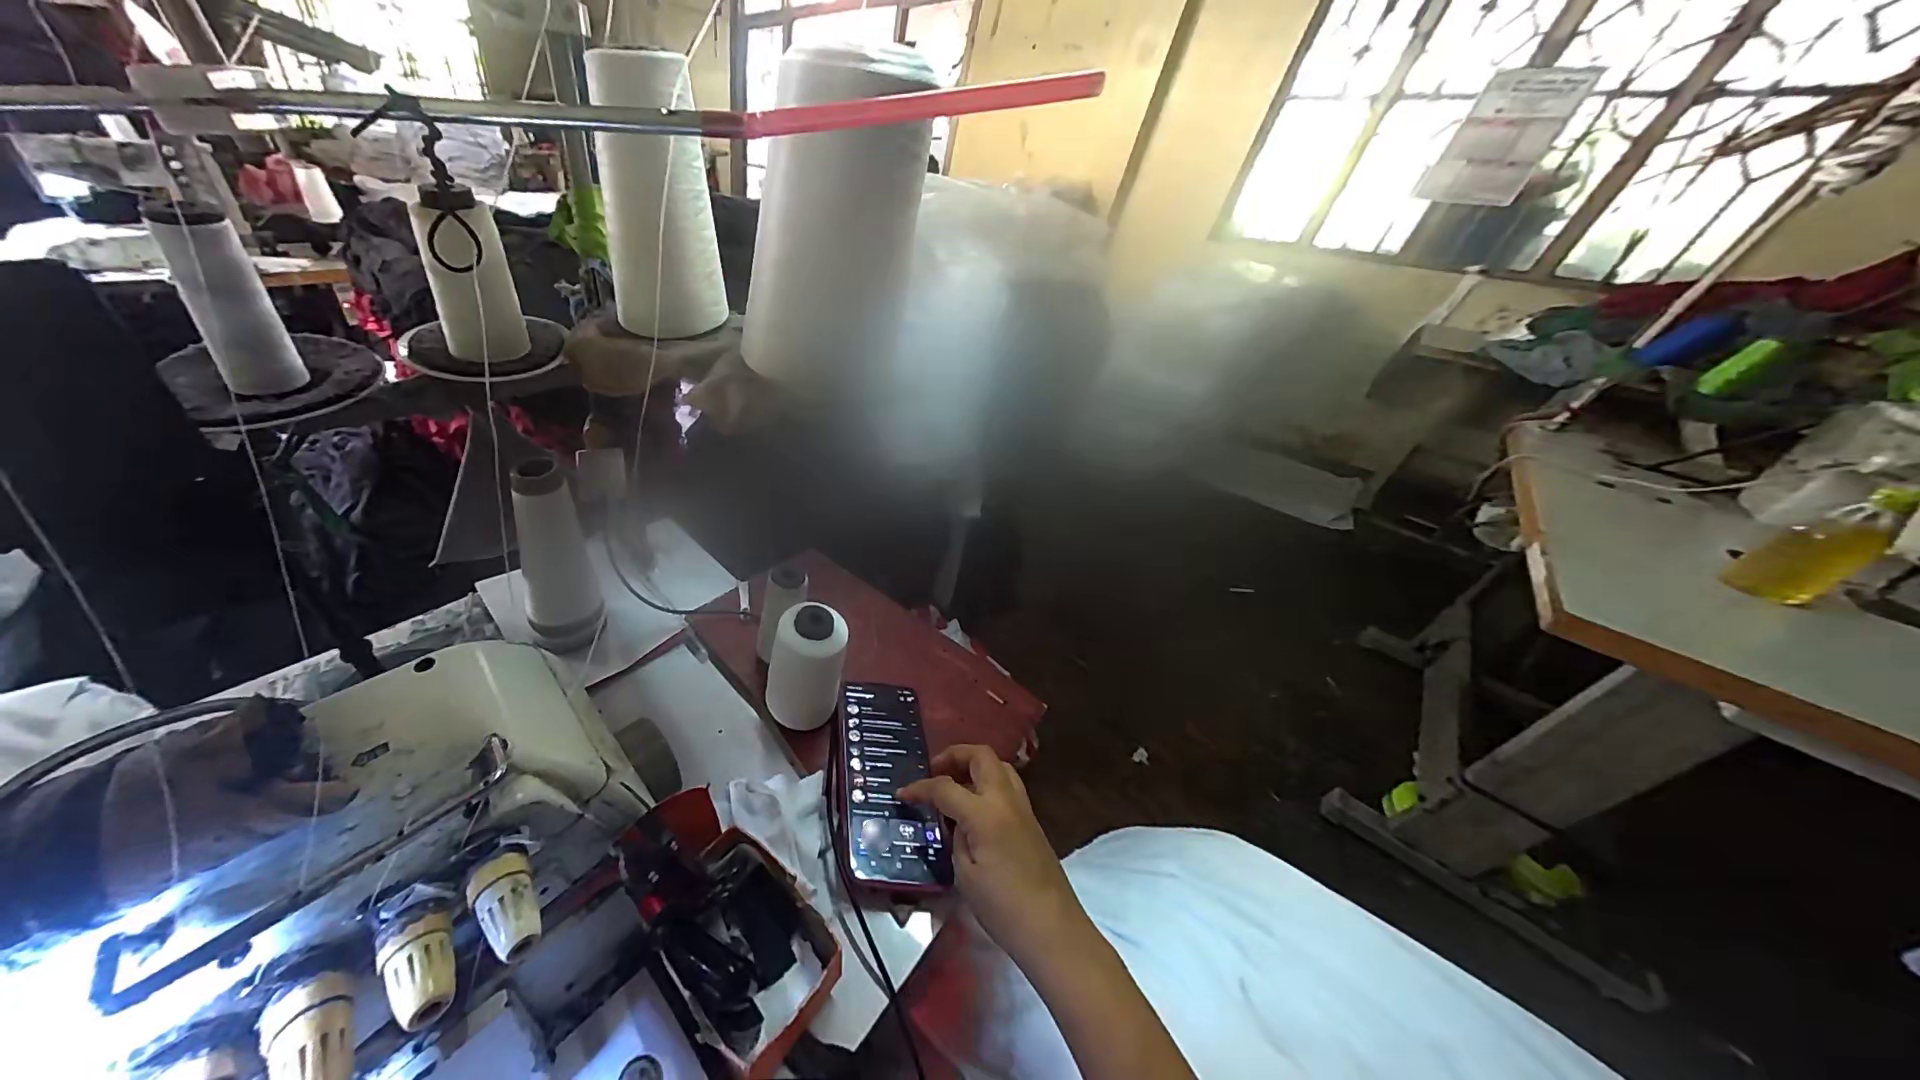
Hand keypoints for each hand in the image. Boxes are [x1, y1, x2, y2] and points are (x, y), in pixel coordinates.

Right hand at [897, 744, 1086, 965]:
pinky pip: (1007, 786)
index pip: (946, 787)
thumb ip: (956, 838)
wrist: (1051, 927)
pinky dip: (987, 783)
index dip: (920, 788)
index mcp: (985, 813)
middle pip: (981, 756)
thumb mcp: (965, 874)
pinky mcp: (1031, 820)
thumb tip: (956, 822)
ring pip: (998, 766)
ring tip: (953, 785)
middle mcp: (1006, 799)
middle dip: (954, 756)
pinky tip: (973, 806)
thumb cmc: (1002, 906)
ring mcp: (1023, 807)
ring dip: (974, 766)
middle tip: (934, 771)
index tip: (902, 793)